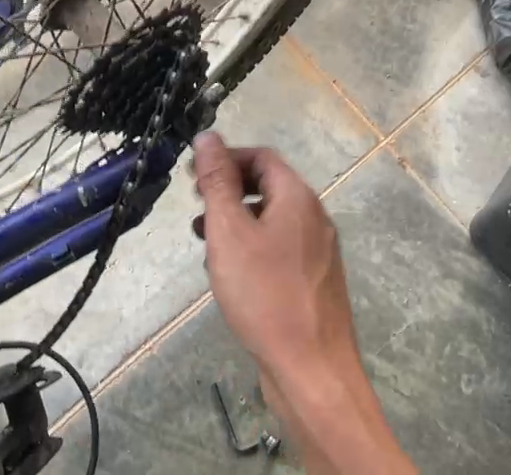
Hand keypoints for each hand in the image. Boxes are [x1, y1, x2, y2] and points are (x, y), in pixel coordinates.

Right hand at [190, 131, 358, 382]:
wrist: (312, 372)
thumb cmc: (266, 295)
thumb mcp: (229, 231)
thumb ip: (217, 182)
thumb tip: (207, 136)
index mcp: (297, 198)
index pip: (261, 157)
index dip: (225, 158)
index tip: (193, 176)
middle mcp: (314, 218)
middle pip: (267, 186)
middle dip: (228, 190)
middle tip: (195, 207)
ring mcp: (318, 253)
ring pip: (271, 220)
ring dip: (236, 221)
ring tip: (205, 242)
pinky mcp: (314, 283)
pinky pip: (279, 250)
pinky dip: (251, 248)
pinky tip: (230, 275)